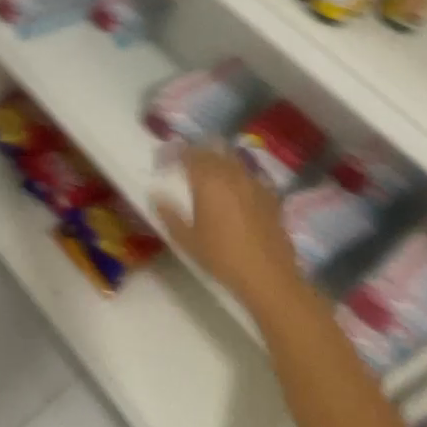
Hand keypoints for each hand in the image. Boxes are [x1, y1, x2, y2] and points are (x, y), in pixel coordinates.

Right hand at [154, 146, 304, 308]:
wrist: (268, 275)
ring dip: (217, 160)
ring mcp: (254, 183)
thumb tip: (156, 196)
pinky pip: (249, 175)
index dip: (174, 153)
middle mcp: (231, 175)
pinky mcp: (270, 196)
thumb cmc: (222, 257)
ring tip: (208, 173)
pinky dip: (237, 175)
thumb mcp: (187, 240)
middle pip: (212, 151)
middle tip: (184, 163)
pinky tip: (235, 190)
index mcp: (208, 181)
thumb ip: (170, 215)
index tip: (163, 161)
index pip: (188, 154)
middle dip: (196, 152)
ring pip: (233, 159)